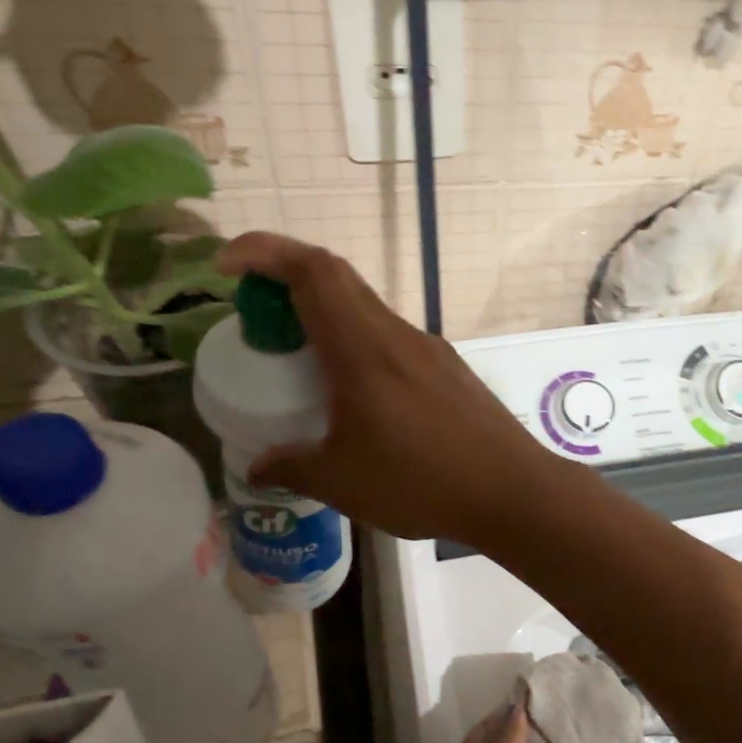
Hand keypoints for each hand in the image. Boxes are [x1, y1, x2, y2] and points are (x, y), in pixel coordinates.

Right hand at [215, 232, 574, 544]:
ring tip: (300, 361)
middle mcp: (399, 336)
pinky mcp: (451, 373)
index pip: (314, 271)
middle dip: (288, 281)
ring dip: (327, 319)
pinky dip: (359, 347)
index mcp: (365, 348)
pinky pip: (393, 342)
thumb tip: (257, 466)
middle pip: (339, 281)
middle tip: (257, 319)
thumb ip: (291, 467)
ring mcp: (431, 352)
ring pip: (368, 312)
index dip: (266, 251)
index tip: (227, 265)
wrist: (514, 491)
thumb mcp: (341, 481)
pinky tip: (355, 396)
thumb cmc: (423, 482)